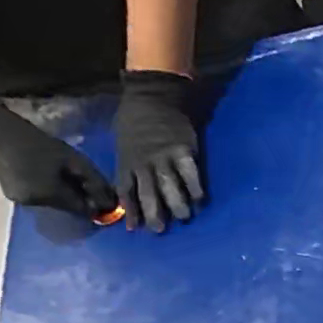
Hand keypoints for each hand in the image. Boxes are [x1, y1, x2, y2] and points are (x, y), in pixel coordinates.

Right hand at [0, 101, 118, 219]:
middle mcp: (37, 204)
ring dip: (62, 195)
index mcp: (52, 195)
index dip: (94, 205)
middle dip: (78, 198)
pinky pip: (39, 199)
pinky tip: (44, 177)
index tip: (102, 198)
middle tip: (79, 181)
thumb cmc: (39, 143)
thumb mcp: (72, 159)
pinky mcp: (13, 197)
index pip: (82, 210)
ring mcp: (22, 202)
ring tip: (61, 176)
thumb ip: (93, 182)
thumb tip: (110, 203)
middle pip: (68, 208)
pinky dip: (47, 192)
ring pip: (53, 205)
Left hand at [115, 71, 203, 233]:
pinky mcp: (184, 151)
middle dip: (155, 215)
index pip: (127, 192)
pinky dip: (196, 191)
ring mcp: (164, 158)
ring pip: (171, 189)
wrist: (154, 94)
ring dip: (178, 207)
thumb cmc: (135, 118)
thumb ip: (127, 163)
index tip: (136, 229)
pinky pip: (191, 176)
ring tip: (185, 216)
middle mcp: (144, 163)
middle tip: (161, 229)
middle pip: (149, 195)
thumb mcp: (122, 141)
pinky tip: (200, 200)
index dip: (131, 212)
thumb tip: (130, 184)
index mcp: (126, 161)